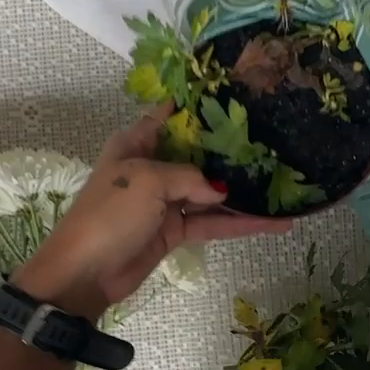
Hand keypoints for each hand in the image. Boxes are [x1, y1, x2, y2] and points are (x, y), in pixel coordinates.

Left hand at [13, 109, 292, 318]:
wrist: (86, 272)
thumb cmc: (110, 214)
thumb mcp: (148, 181)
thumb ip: (190, 177)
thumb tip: (221, 191)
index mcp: (136, 143)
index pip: (170, 115)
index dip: (199, 105)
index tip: (236, 96)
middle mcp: (153, 167)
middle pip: (198, 153)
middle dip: (231, 150)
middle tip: (273, 141)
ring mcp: (165, 202)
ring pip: (210, 192)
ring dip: (243, 193)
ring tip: (283, 187)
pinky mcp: (175, 232)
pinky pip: (212, 223)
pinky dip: (240, 224)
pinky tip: (273, 224)